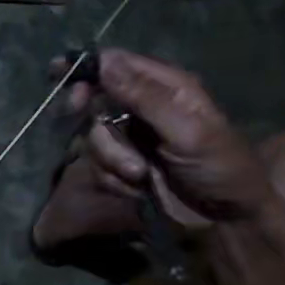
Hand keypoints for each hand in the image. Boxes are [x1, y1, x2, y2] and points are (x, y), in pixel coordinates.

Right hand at [62, 49, 277, 234]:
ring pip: (94, 137)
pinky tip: (139, 188)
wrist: (227, 221)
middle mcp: (144, 107)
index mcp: (166, 87)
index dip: (87, 66)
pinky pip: (99, 165)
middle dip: (92, 116)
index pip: (117, 63)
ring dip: (112, 158)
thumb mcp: (188, 131)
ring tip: (139, 174)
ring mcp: (131, 138)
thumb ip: (144, 97)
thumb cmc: (220, 168)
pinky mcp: (123, 166)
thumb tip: (105, 63)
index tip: (57, 72)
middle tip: (83, 121)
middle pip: (96, 98)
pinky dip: (114, 178)